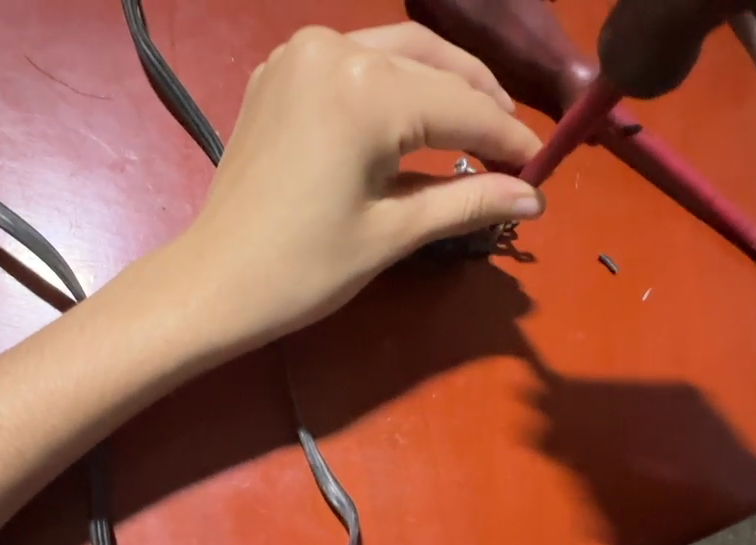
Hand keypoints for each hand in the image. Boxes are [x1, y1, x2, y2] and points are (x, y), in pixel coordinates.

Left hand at [174, 23, 545, 350]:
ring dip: (438, 84)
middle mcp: (333, 50)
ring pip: (394, 52)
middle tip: (511, 146)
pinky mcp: (277, 73)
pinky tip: (408, 116)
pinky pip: (352, 64)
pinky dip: (390, 83)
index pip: (460, 107)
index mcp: (365, 91)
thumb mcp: (392, 234)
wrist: (215, 284)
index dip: (507, 139)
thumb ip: (466, 201)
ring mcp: (298, 55)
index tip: (539, 166)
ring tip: (472, 128)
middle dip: (478, 102)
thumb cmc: (303, 270)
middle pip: (432, 63)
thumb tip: (533, 197)